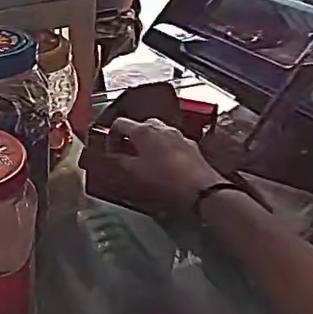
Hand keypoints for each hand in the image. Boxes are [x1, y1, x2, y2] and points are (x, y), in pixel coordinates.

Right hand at [107, 117, 226, 208]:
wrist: (201, 189)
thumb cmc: (167, 180)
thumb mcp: (135, 172)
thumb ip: (120, 160)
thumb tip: (113, 156)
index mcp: (143, 131)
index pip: (120, 123)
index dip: (111, 136)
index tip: (111, 149)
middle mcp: (161, 128)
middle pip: (139, 126)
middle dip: (131, 138)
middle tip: (126, 153)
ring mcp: (177, 135)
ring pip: (157, 132)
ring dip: (148, 142)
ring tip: (145, 159)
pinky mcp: (190, 145)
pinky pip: (171, 141)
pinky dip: (164, 148)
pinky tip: (164, 164)